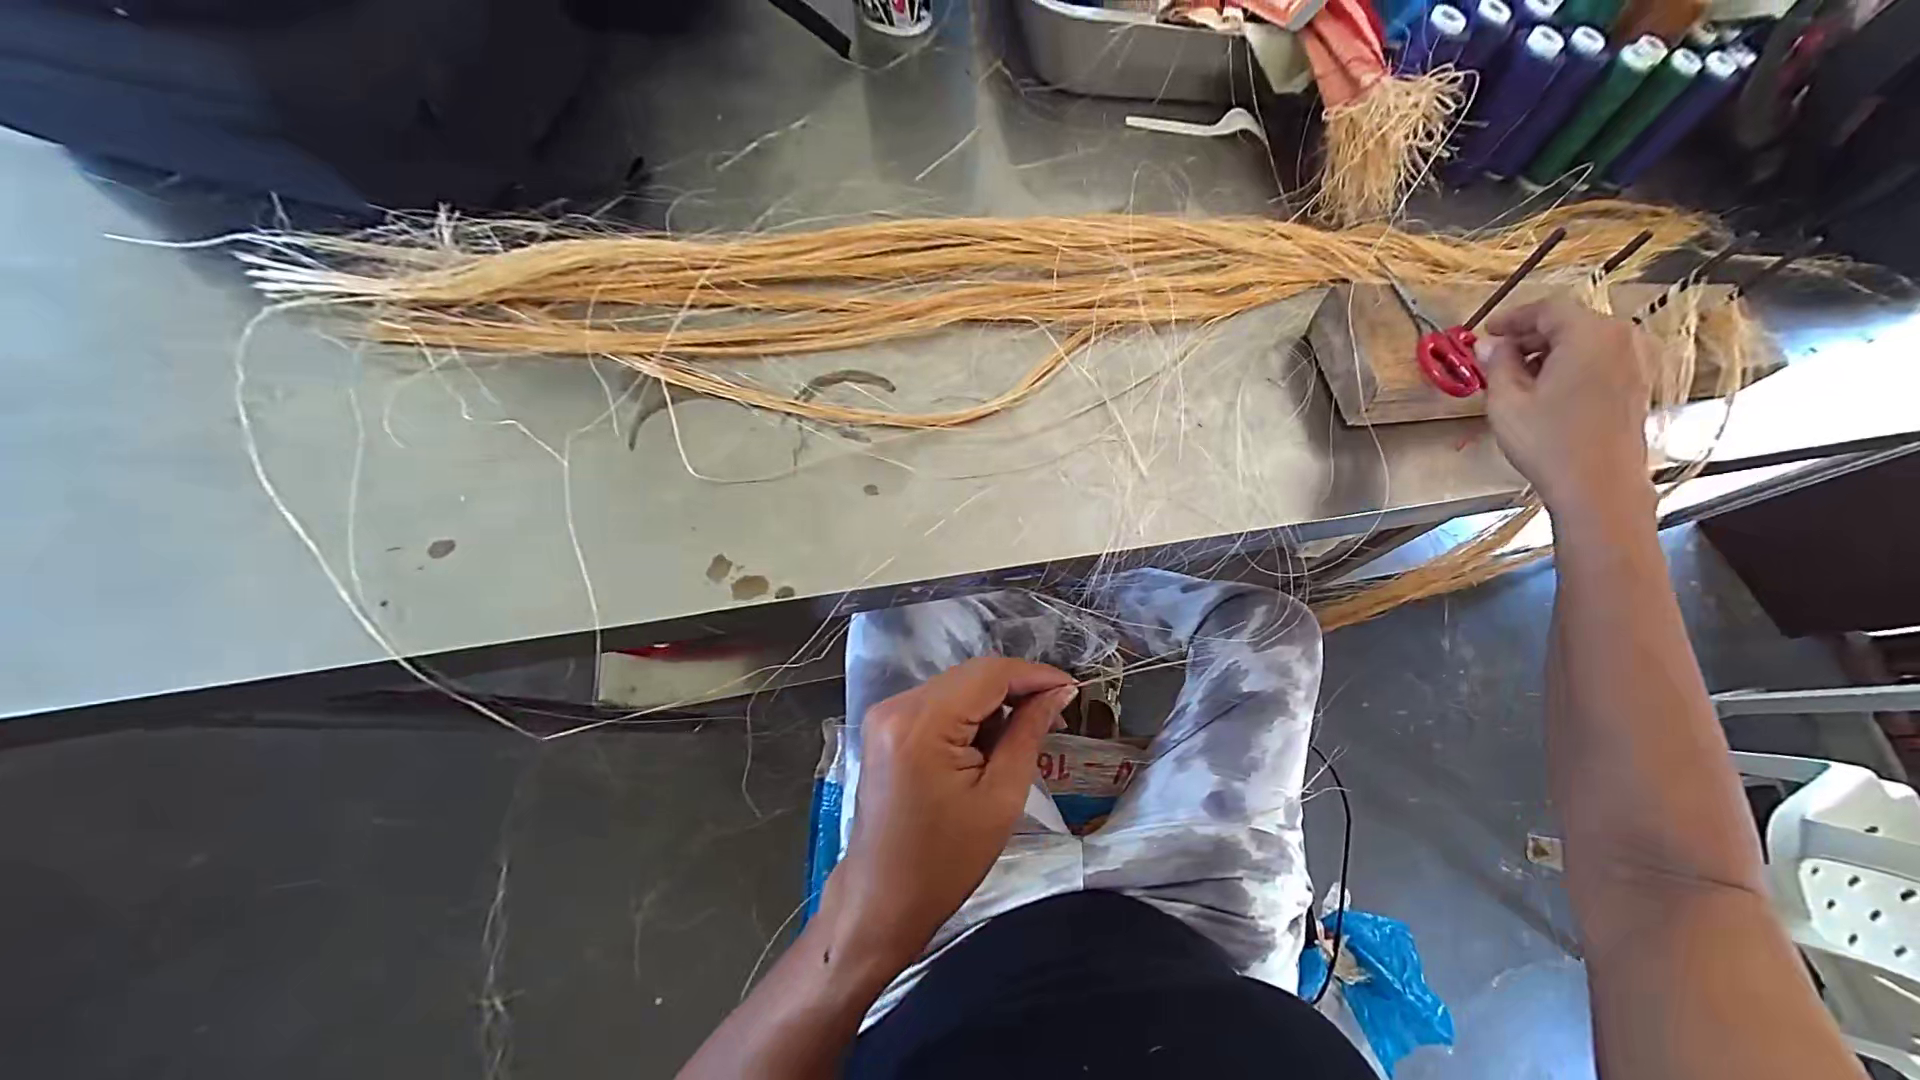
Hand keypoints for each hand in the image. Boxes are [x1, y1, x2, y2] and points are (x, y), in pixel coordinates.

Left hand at [820, 658, 1076, 969]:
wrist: (882, 900)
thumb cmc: (945, 861)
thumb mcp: (1000, 797)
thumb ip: (1028, 733)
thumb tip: (1057, 693)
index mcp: (921, 723)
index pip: (988, 673)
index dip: (1034, 674)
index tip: (1072, 689)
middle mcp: (896, 706)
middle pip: (970, 676)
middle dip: (1016, 689)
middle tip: (1055, 714)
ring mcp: (885, 715)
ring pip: (955, 687)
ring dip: (993, 703)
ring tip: (1027, 733)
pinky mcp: (884, 727)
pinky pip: (937, 703)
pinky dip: (968, 714)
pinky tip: (990, 741)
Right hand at [1475, 297, 1659, 517]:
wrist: (1598, 483)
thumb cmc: (1547, 440)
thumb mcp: (1506, 401)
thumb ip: (1496, 364)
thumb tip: (1488, 344)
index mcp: (1590, 335)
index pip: (1548, 309)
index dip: (1513, 317)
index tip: (1485, 332)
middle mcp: (1622, 338)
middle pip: (1571, 321)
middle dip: (1530, 335)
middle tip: (1495, 356)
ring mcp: (1637, 360)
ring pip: (1586, 340)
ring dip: (1549, 350)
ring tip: (1516, 374)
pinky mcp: (1639, 382)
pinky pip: (1600, 358)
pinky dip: (1570, 363)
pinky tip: (1546, 387)